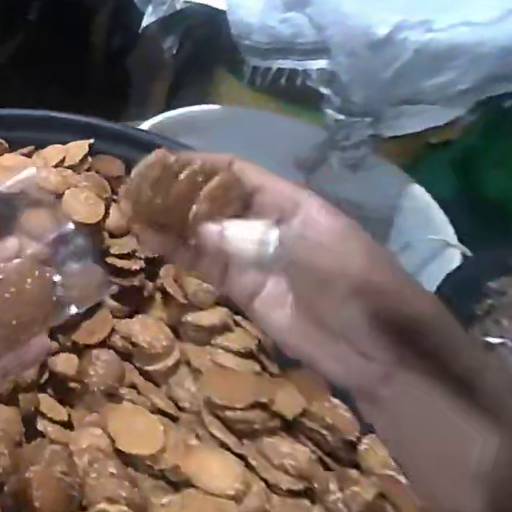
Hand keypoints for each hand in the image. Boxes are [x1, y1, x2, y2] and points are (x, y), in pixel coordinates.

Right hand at [142, 153, 460, 400]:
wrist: (381, 352)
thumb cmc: (357, 287)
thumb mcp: (313, 252)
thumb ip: (255, 237)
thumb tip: (200, 230)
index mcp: (287, 203)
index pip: (235, 172)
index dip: (200, 164)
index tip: (162, 160)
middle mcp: (261, 222)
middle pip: (210, 198)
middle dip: (175, 190)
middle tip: (136, 185)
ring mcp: (247, 254)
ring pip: (198, 229)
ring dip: (166, 219)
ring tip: (131, 208)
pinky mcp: (237, 285)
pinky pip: (199, 261)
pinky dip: (173, 250)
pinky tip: (146, 239)